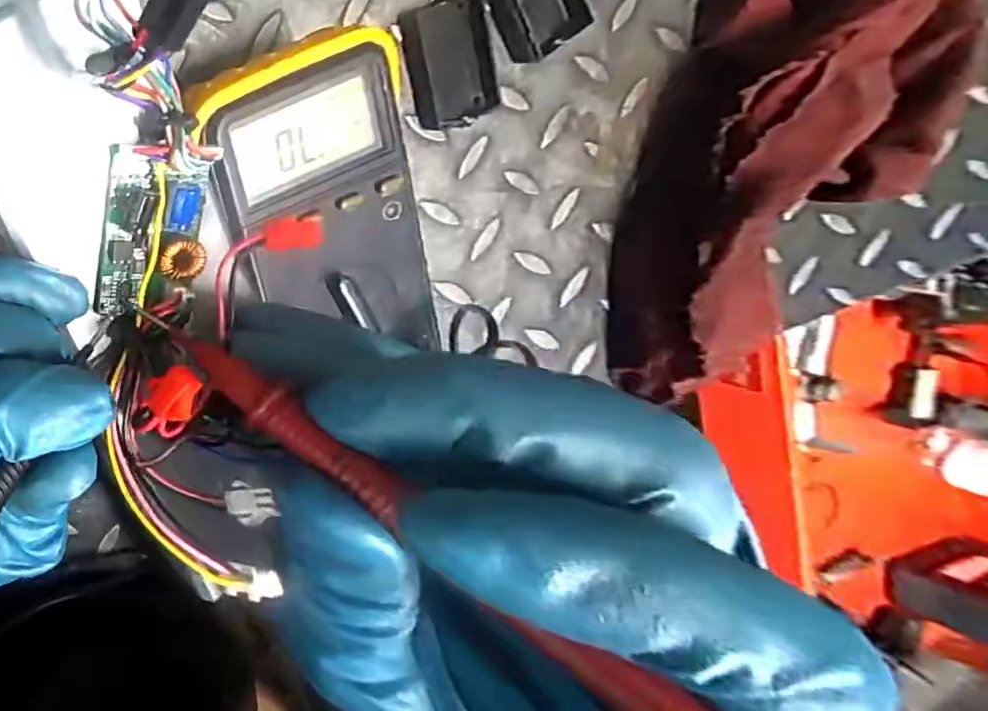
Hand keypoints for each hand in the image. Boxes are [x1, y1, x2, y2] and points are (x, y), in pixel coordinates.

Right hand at [235, 304, 895, 710]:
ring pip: (546, 406)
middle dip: (472, 412)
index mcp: (741, 707)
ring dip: (402, 374)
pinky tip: (304, 356)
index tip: (422, 524)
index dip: (584, 562)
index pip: (746, 634)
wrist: (468, 698)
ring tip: (283, 354)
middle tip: (333, 404)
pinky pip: (468, 402)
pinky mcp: (525, 462)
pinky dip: (382, 374)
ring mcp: (611, 507)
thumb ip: (372, 633)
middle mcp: (708, 582)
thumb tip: (318, 497)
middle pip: (649, 460)